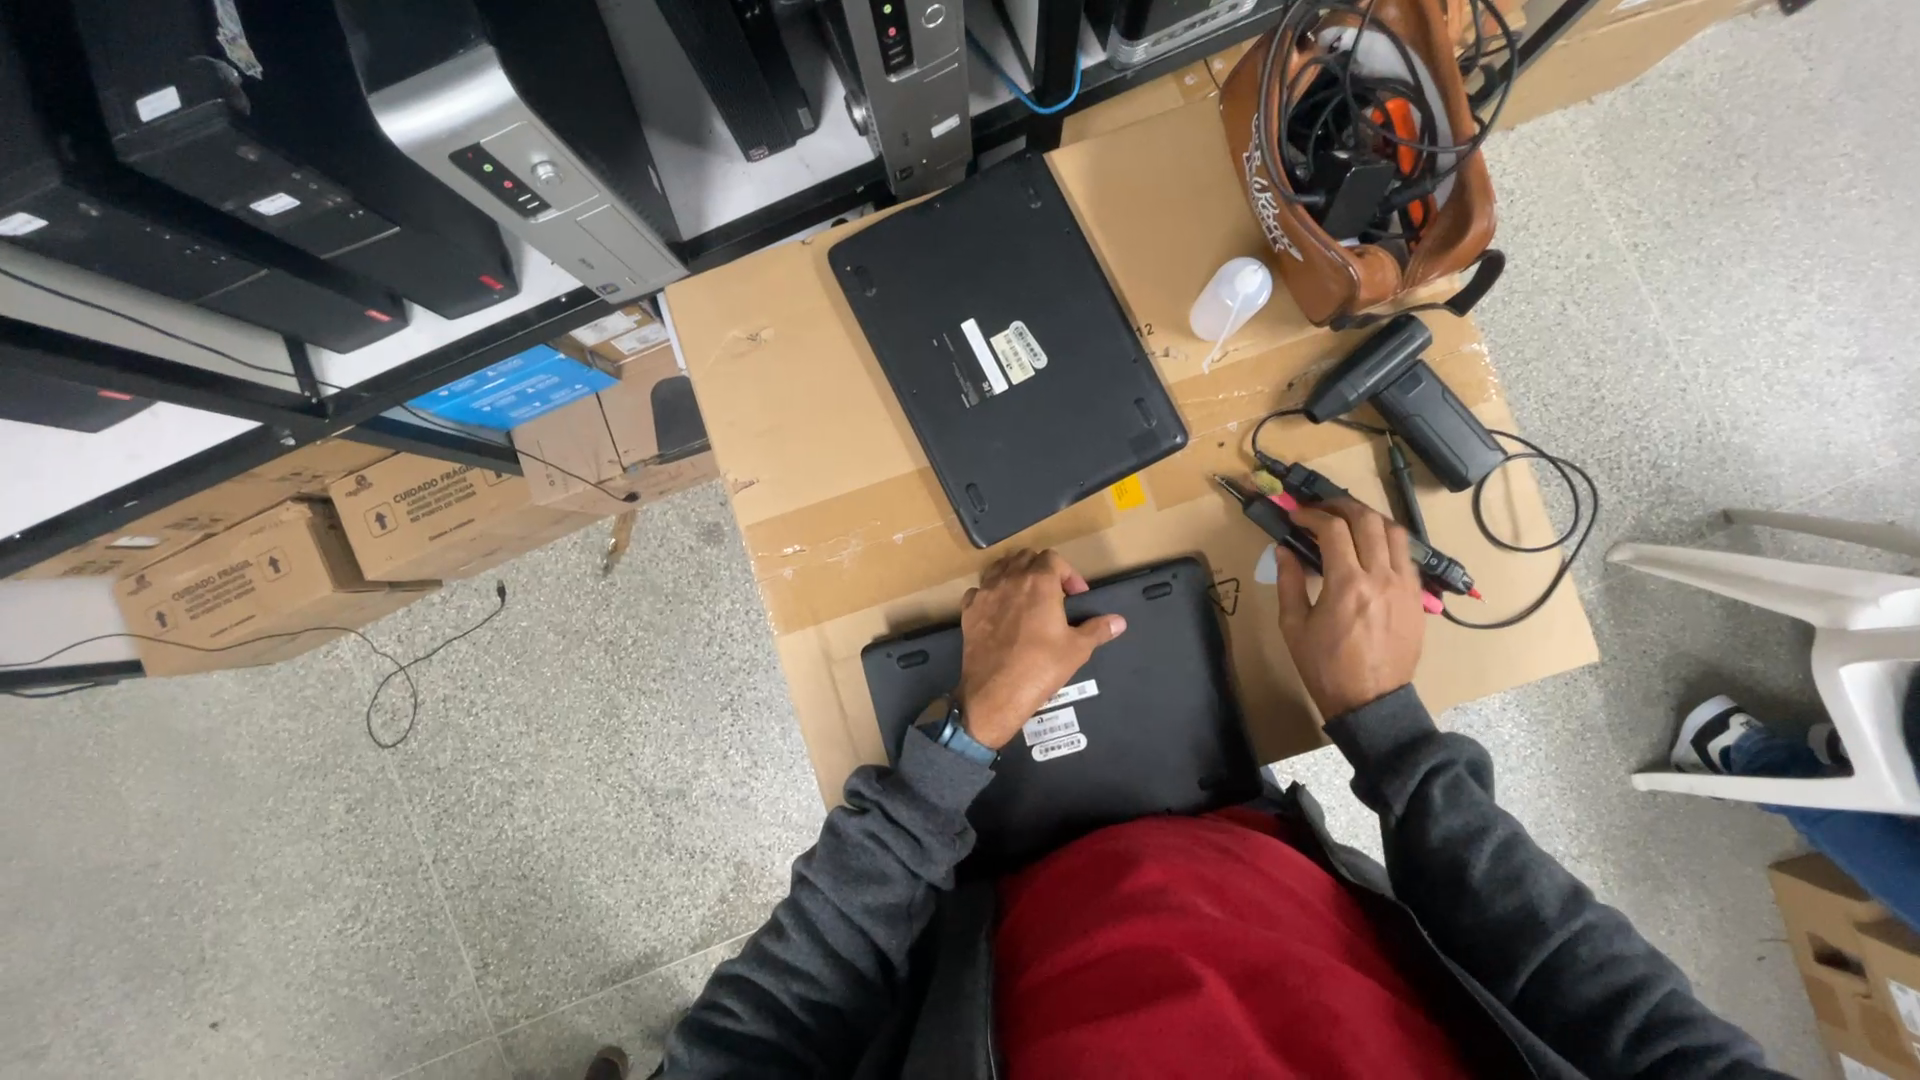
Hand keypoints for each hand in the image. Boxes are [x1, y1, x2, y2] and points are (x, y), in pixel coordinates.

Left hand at [955, 550, 1126, 749]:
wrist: (996, 692)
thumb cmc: (1041, 667)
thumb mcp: (1077, 649)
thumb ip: (1098, 629)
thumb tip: (1119, 621)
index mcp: (1039, 582)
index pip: (1053, 558)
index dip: (1068, 573)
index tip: (1075, 596)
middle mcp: (1009, 580)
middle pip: (1025, 557)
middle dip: (1041, 569)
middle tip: (1053, 594)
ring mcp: (985, 593)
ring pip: (999, 568)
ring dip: (1015, 575)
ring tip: (1026, 597)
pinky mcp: (969, 610)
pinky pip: (979, 590)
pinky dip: (991, 593)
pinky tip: (999, 611)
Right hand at [1275, 498, 1425, 719]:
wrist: (1370, 699)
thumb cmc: (1325, 666)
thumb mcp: (1294, 625)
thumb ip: (1289, 582)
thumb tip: (1284, 549)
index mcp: (1347, 584)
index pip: (1333, 529)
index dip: (1311, 515)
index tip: (1296, 516)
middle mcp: (1381, 577)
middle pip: (1368, 520)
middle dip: (1341, 506)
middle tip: (1321, 509)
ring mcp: (1405, 585)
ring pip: (1394, 532)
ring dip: (1369, 519)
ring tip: (1348, 522)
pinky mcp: (1417, 597)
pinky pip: (1405, 556)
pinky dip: (1386, 542)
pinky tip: (1369, 549)